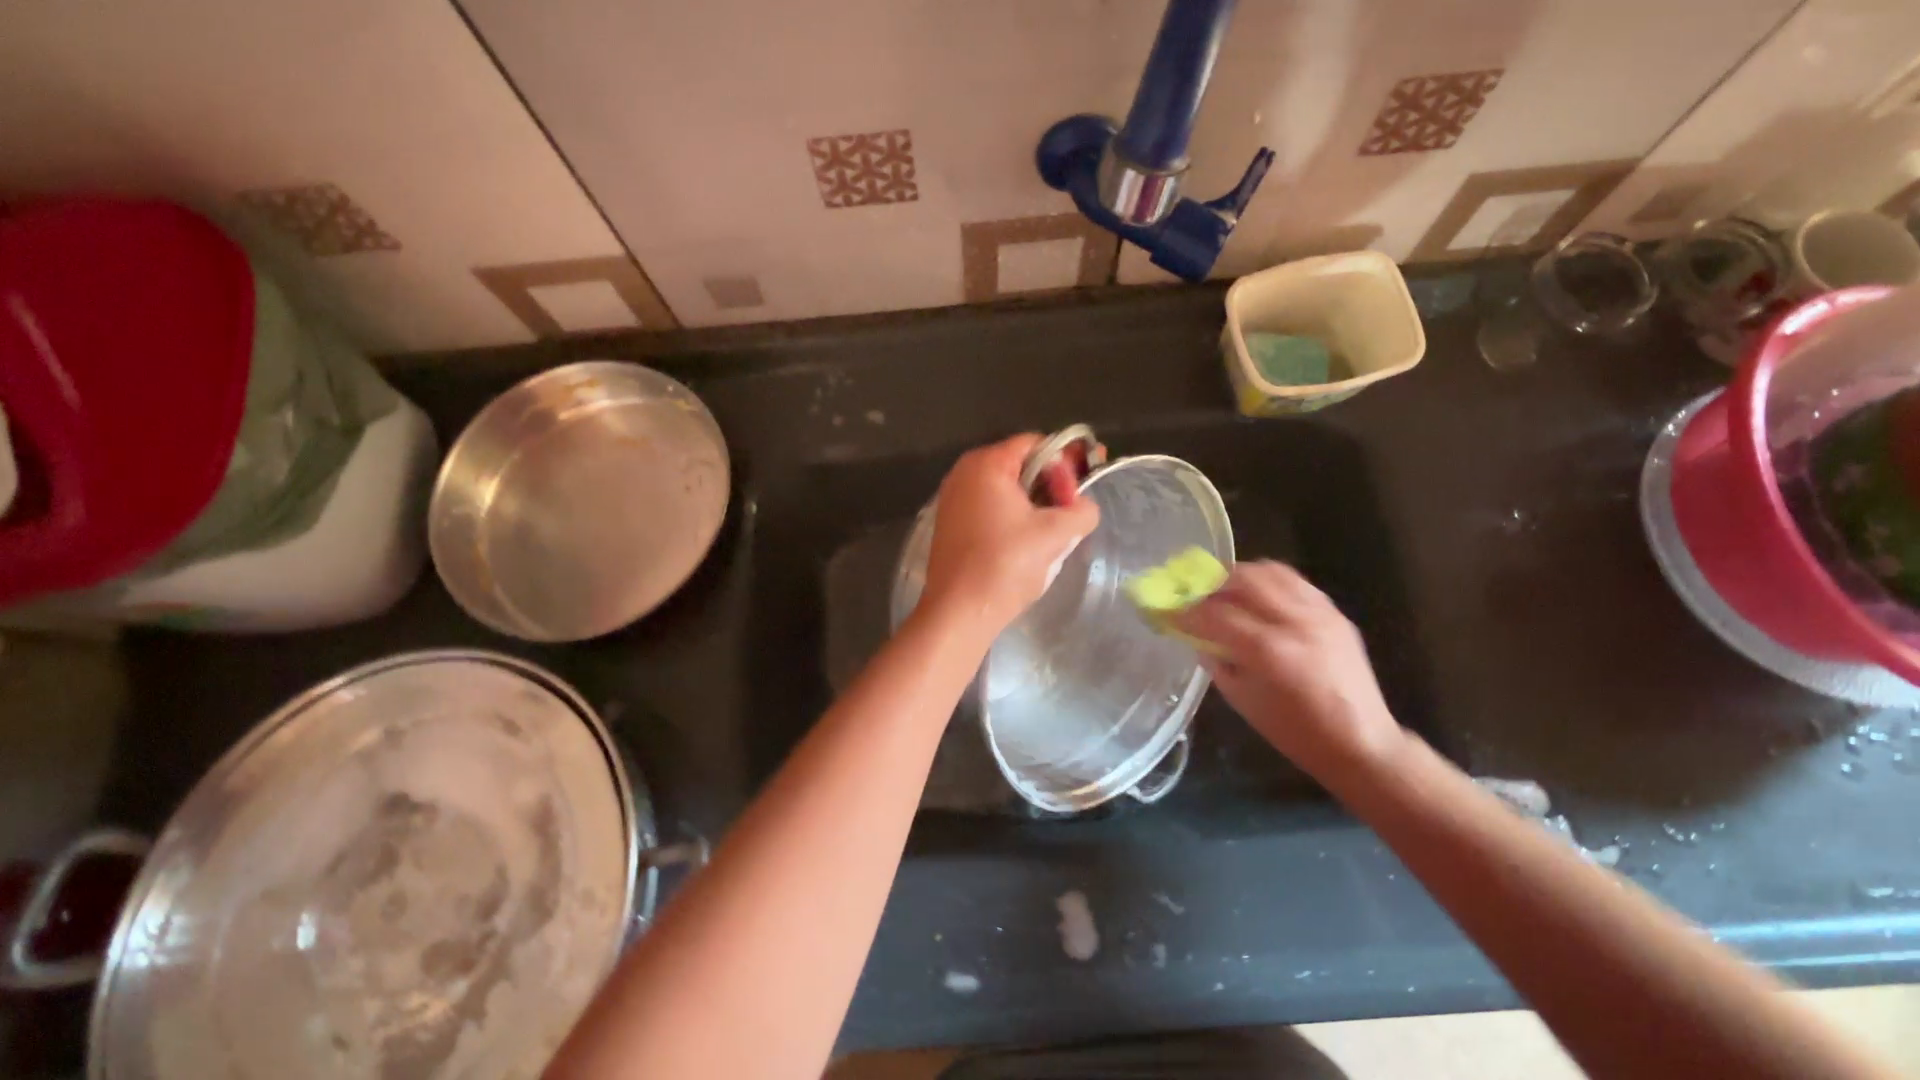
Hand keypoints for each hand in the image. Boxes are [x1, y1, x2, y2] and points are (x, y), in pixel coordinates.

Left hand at [920, 434, 1099, 636]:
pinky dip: (1013, 518)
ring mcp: (953, 499)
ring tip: (1055, 532)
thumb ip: (1082, 511)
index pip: (1037, 444)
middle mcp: (964, 473)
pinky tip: (1028, 544)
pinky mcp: (951, 525)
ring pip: (1007, 490)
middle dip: (1052, 484)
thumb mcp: (1056, 535)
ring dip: (1035, 504)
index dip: (1066, 463)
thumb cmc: (1006, 565)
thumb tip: (1084, 507)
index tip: (1081, 492)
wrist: (959, 612)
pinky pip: (991, 508)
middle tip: (1072, 513)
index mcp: (986, 464)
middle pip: (1021, 465)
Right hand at [1179, 561, 1404, 783]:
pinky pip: (1297, 583)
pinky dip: (1272, 584)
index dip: (1186, 611)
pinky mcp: (1335, 614)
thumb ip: (1218, 663)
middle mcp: (1295, 622)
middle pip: (1244, 579)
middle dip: (1213, 584)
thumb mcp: (1244, 701)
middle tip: (1197, 596)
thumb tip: (1198, 638)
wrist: (1360, 743)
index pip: (1215, 614)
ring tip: (1228, 592)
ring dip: (1242, 577)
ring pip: (1272, 572)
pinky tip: (1261, 599)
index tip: (1168, 611)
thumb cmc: (1295, 733)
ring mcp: (1319, 614)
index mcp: (1268, 650)